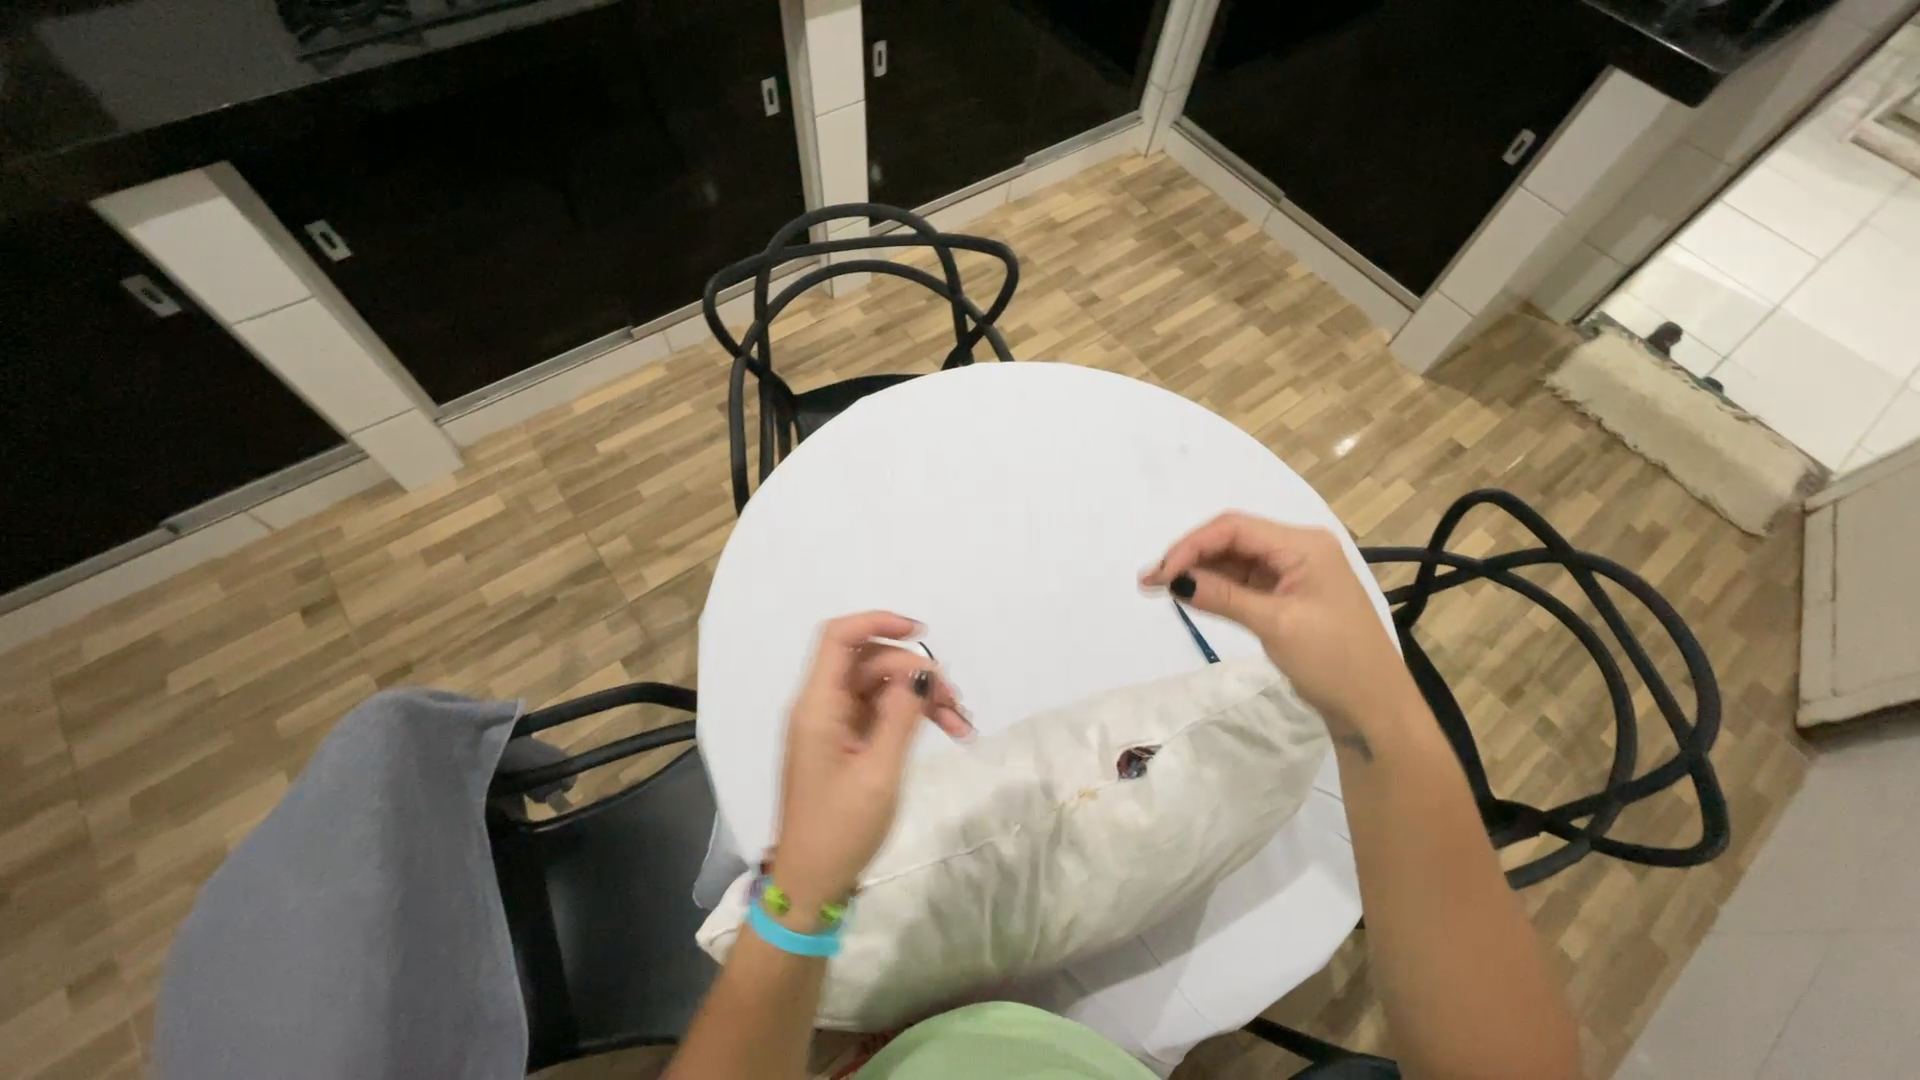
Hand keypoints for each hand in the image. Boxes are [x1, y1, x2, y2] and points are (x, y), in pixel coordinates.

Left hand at [772, 612, 968, 927]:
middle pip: (870, 662)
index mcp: (816, 705)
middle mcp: (820, 706)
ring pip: (881, 686)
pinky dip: (911, 717)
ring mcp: (832, 724)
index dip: (879, 622)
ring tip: (961, 723)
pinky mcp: (845, 743)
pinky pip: (881, 712)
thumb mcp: (879, 772)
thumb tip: (921, 671)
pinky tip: (946, 731)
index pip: (839, 637)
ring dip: (920, 696)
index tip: (922, 633)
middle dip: (916, 672)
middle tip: (955, 703)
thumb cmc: (840, 830)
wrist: (811, 883)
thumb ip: (901, 716)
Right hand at [1140, 513, 1415, 729]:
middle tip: (1150, 582)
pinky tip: (1192, 595)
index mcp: (1303, 545)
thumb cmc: (1335, 661)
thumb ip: (1222, 596)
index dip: (1191, 546)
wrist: (1376, 706)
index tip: (1160, 575)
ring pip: (1235, 559)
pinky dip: (1217, 586)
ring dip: (1200, 571)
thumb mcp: (1275, 625)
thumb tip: (1173, 580)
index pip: (1234, 528)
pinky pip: (1245, 580)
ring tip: (1161, 589)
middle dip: (1190, 556)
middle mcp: (1299, 549)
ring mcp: (1295, 572)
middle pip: (1233, 538)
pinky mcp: (1289, 594)